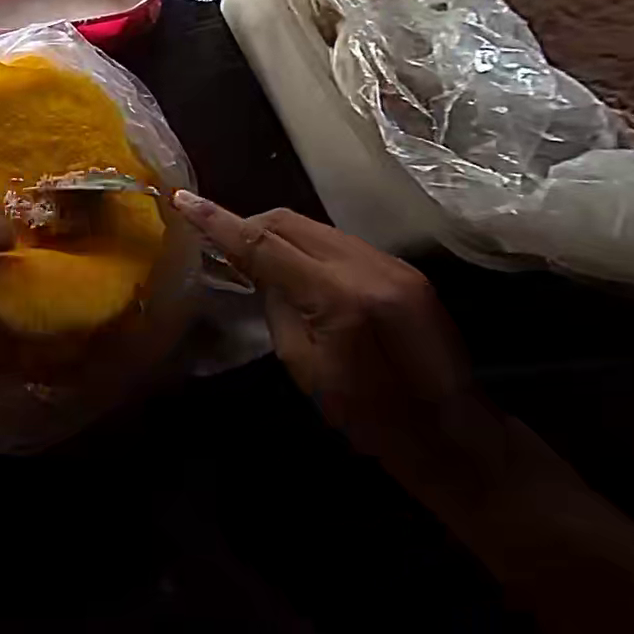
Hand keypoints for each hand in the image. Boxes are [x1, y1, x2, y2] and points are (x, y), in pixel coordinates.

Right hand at [171, 191, 506, 489]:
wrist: (451, 434)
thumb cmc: (364, 413)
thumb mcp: (300, 360)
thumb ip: (274, 302)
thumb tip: (251, 265)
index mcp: (340, 298)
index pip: (263, 244)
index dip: (217, 221)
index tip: (181, 200)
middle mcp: (369, 268)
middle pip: (287, 222)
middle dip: (245, 224)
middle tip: (213, 240)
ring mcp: (390, 264)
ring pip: (310, 225)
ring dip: (272, 233)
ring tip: (248, 253)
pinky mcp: (400, 269)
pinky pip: (333, 239)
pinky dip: (300, 244)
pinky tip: (289, 265)